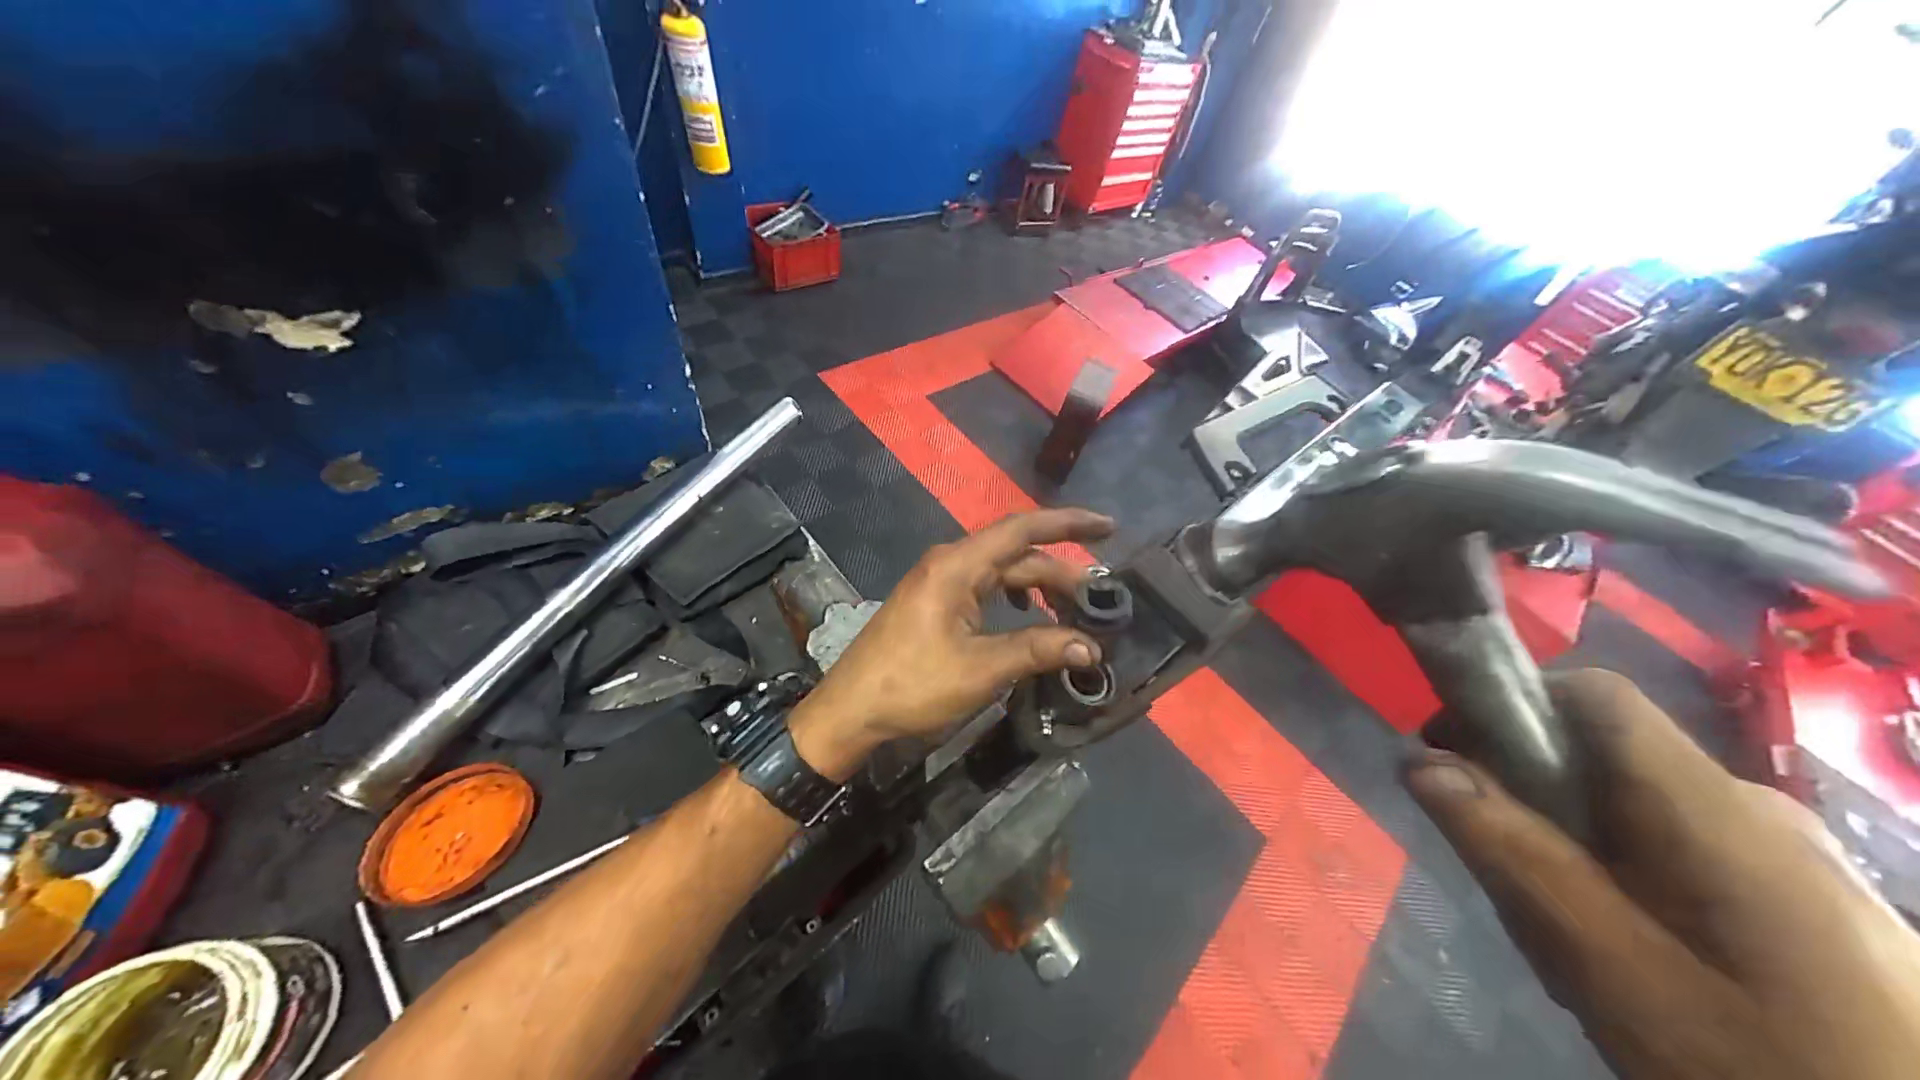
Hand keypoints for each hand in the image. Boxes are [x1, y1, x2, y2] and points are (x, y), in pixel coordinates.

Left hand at [790, 508, 1114, 780]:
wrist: (851, 708)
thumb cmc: (912, 684)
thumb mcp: (981, 669)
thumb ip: (1037, 650)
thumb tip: (1091, 647)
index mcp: (957, 566)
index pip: (1021, 529)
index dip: (1068, 523)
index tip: (1108, 526)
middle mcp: (949, 563)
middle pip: (1016, 554)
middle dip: (1060, 573)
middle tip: (1100, 602)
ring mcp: (939, 581)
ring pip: (1001, 572)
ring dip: (1038, 586)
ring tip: (1072, 611)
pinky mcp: (935, 601)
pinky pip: (985, 587)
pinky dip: (1014, 597)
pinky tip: (1028, 615)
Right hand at [1407, 669, 1919, 1079]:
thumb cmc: (1770, 1070)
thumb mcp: (1617, 971)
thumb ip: (1516, 857)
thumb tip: (1420, 763)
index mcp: (1716, 810)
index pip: (1594, 696)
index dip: (1510, 703)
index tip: (1450, 757)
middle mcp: (1757, 810)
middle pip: (1601, 757)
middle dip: (1528, 798)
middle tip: (1504, 880)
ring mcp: (1790, 855)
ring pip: (1631, 809)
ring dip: (1571, 847)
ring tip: (1567, 937)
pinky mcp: (1805, 898)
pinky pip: (1676, 850)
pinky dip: (1621, 876)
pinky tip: (1630, 955)